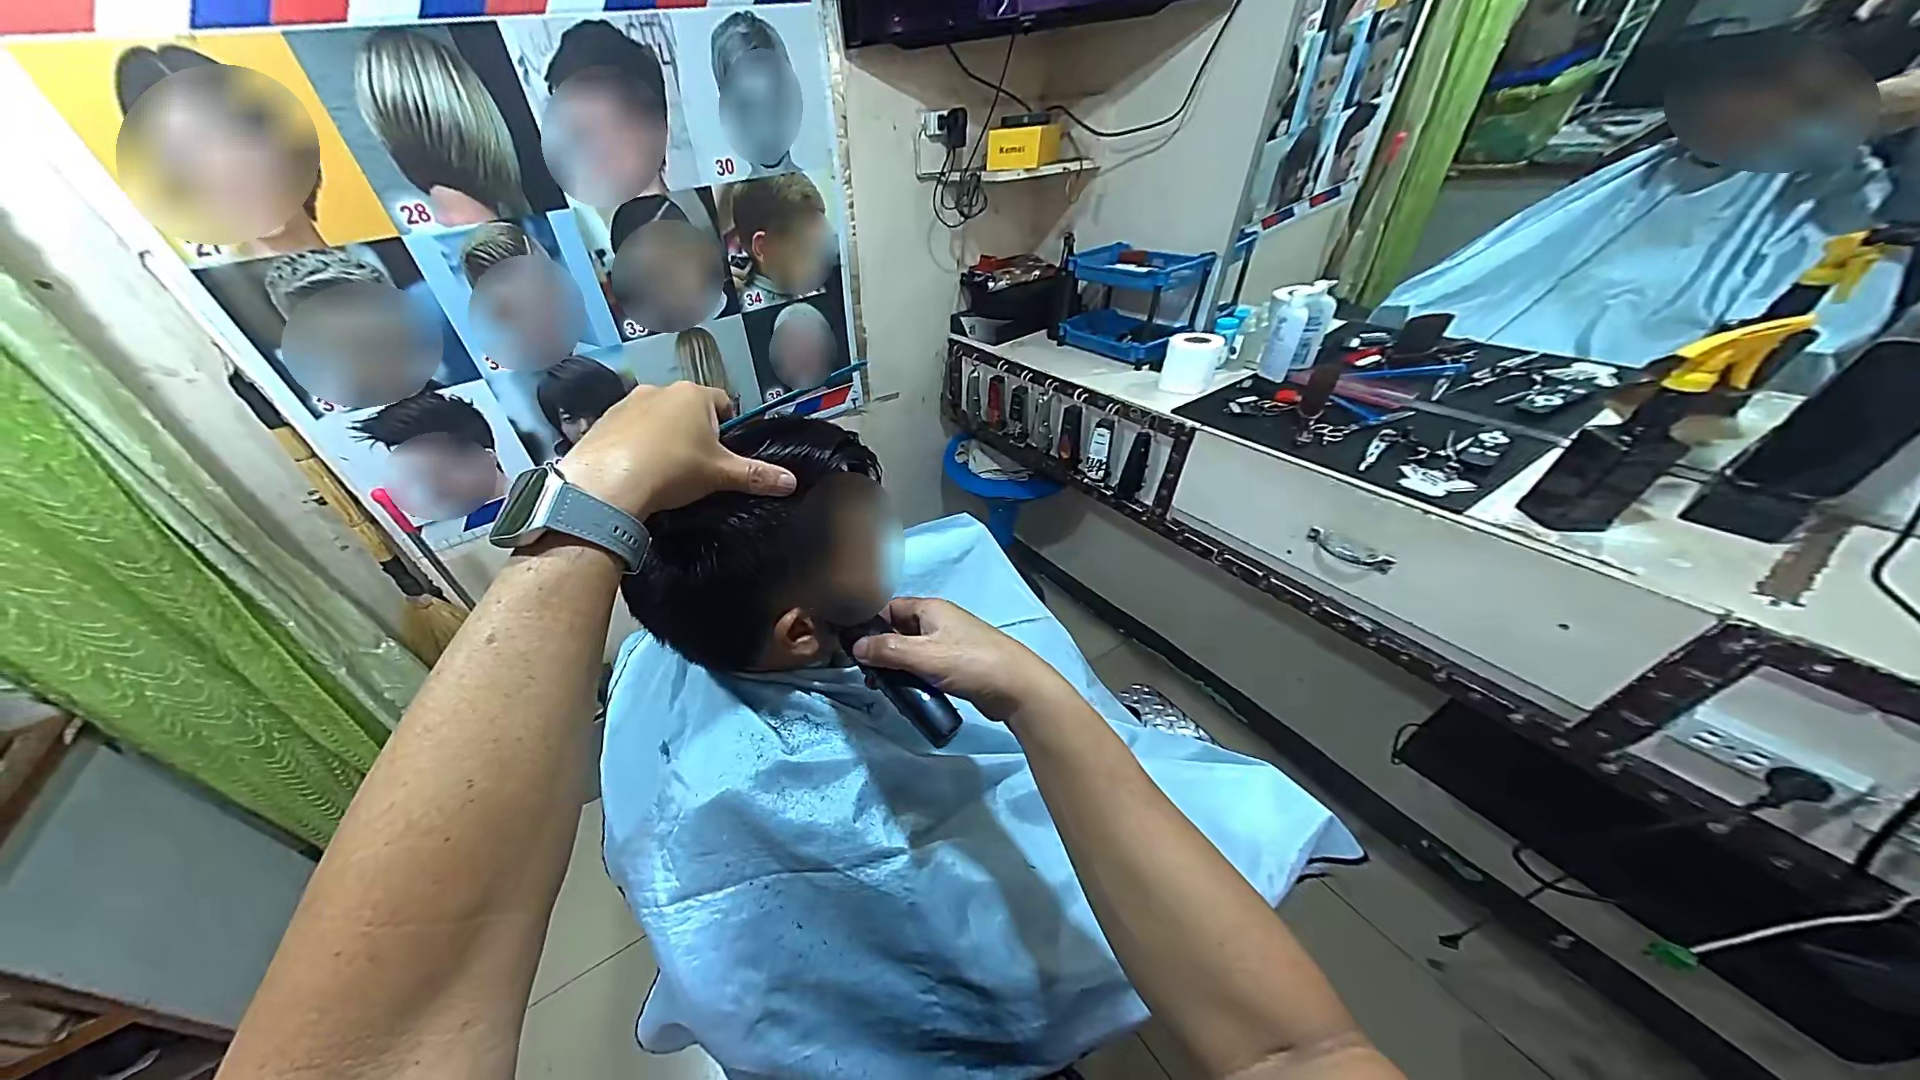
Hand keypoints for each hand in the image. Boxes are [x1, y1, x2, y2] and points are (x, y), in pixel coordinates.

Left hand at [561, 383, 795, 516]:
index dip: (728, 427)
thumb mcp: (722, 475)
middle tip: (699, 464)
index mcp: (694, 394)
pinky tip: (639, 469)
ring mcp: (627, 401)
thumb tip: (792, 482)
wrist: (607, 483)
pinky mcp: (602, 419)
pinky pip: (630, 429)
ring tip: (667, 469)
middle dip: (696, 431)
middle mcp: (660, 388)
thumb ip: (757, 476)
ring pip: (658, 417)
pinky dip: (637, 443)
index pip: (723, 402)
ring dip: (665, 436)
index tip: (725, 452)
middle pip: (689, 408)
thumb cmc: (675, 469)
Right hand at [851, 598, 1075, 722]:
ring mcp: (948, 642)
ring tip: (882, 685)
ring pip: (910, 649)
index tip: (850, 644)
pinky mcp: (955, 664)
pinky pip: (924, 665)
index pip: (889, 607)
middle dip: (880, 648)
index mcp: (931, 608)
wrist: (1016, 687)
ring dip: (895, 665)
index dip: (868, 622)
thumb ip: (888, 650)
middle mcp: (938, 620)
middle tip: (866, 672)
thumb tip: (855, 647)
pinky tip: (904, 691)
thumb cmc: (971, 663)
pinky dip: (912, 674)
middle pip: (898, 628)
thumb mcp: (924, 655)